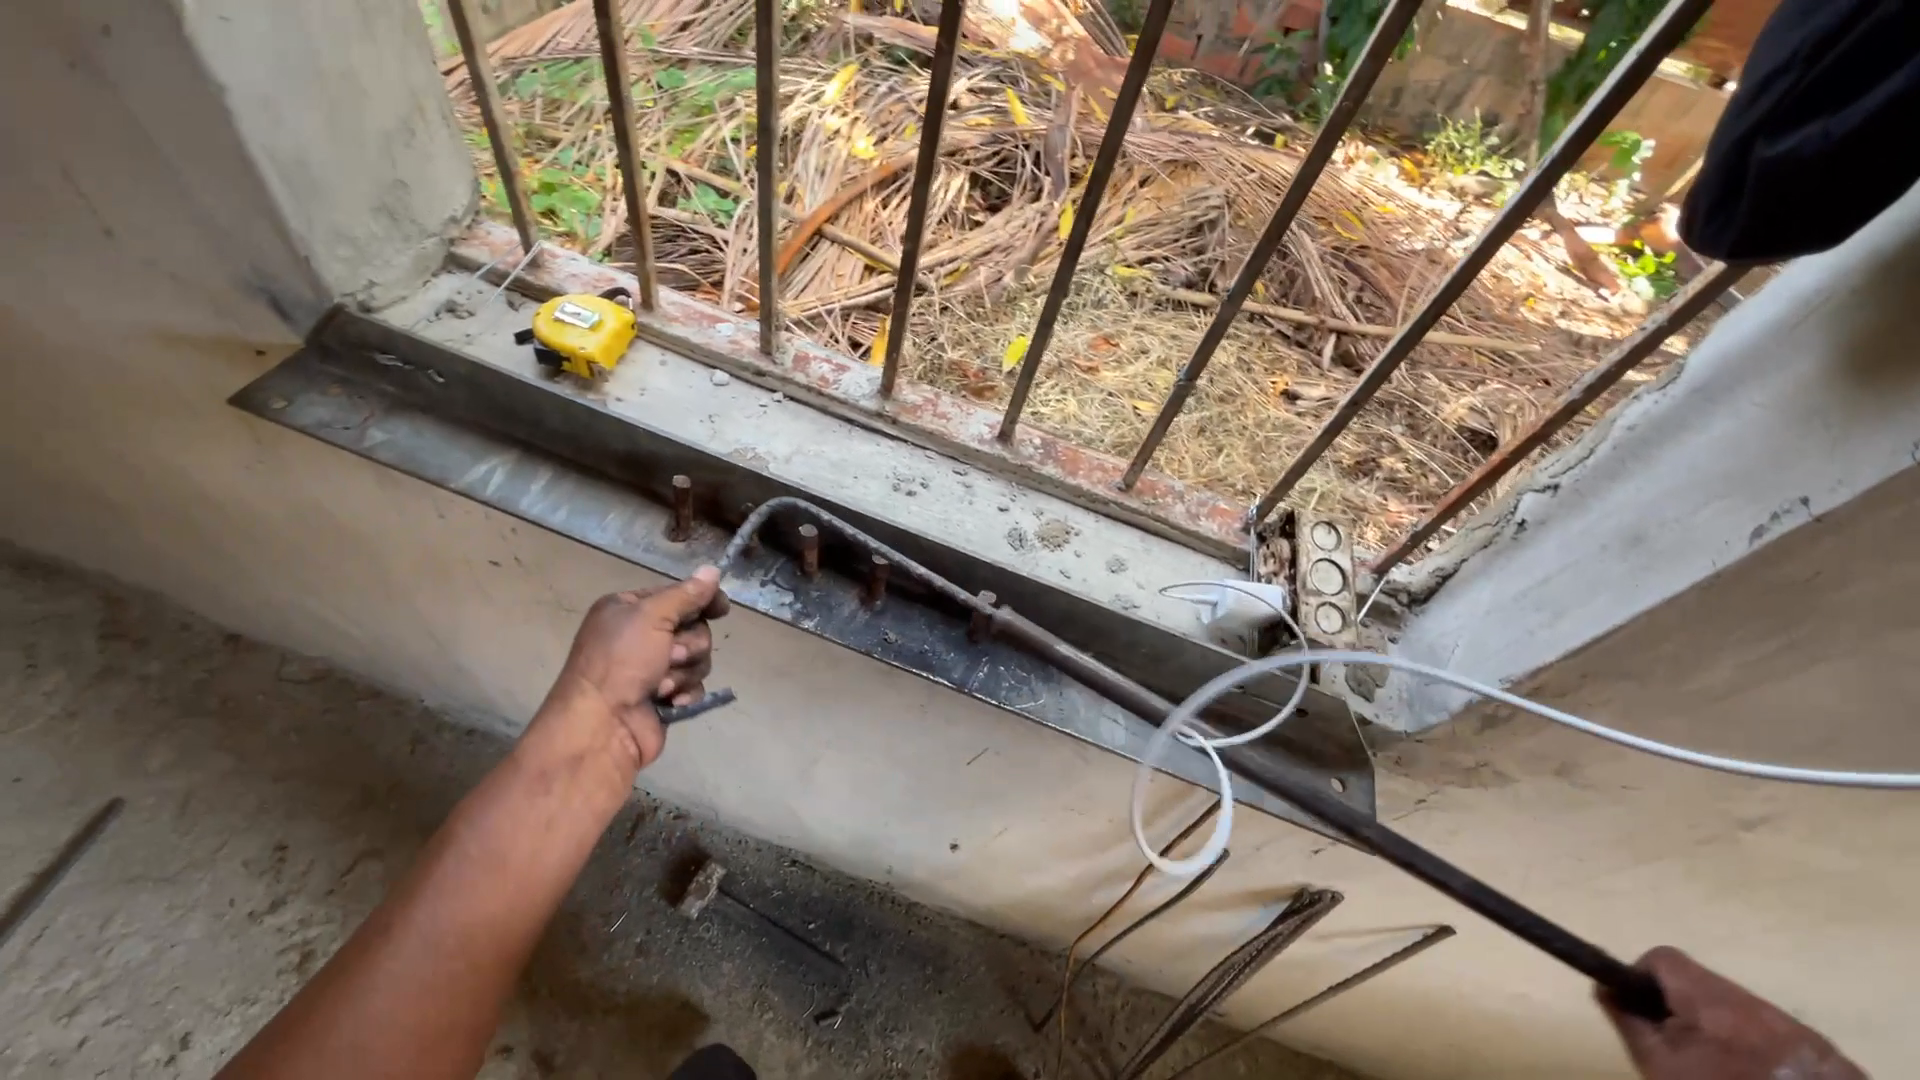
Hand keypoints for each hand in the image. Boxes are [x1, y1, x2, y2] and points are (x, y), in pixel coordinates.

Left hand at [532, 566, 728, 773]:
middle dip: (688, 644)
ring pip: (697, 658)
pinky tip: (669, 701)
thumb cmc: (620, 662)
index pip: (677, 595)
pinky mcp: (663, 695)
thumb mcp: (651, 617)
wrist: (602, 726)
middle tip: (670, 655)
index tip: (721, 608)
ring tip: (662, 685)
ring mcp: (651, 667)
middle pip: (694, 628)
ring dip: (684, 671)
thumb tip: (713, 570)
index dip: (701, 600)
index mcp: (628, 609)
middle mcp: (639, 635)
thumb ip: (686, 594)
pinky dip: (685, 691)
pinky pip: (693, 684)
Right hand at [1601, 947, 1864, 1079]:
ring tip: (1714, 1062)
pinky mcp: (1821, 1051)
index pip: (1664, 958)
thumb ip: (1628, 1020)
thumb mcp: (1659, 1065)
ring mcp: (1793, 1027)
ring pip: (1734, 1007)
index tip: (1641, 1008)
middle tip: (1676, 1043)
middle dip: (1679, 1004)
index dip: (1642, 975)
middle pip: (1700, 982)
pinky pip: (1770, 1030)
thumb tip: (1604, 986)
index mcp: (1712, 1000)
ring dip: (1715, 1024)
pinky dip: (1751, 1044)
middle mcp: (1754, 1003)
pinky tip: (1749, 1072)